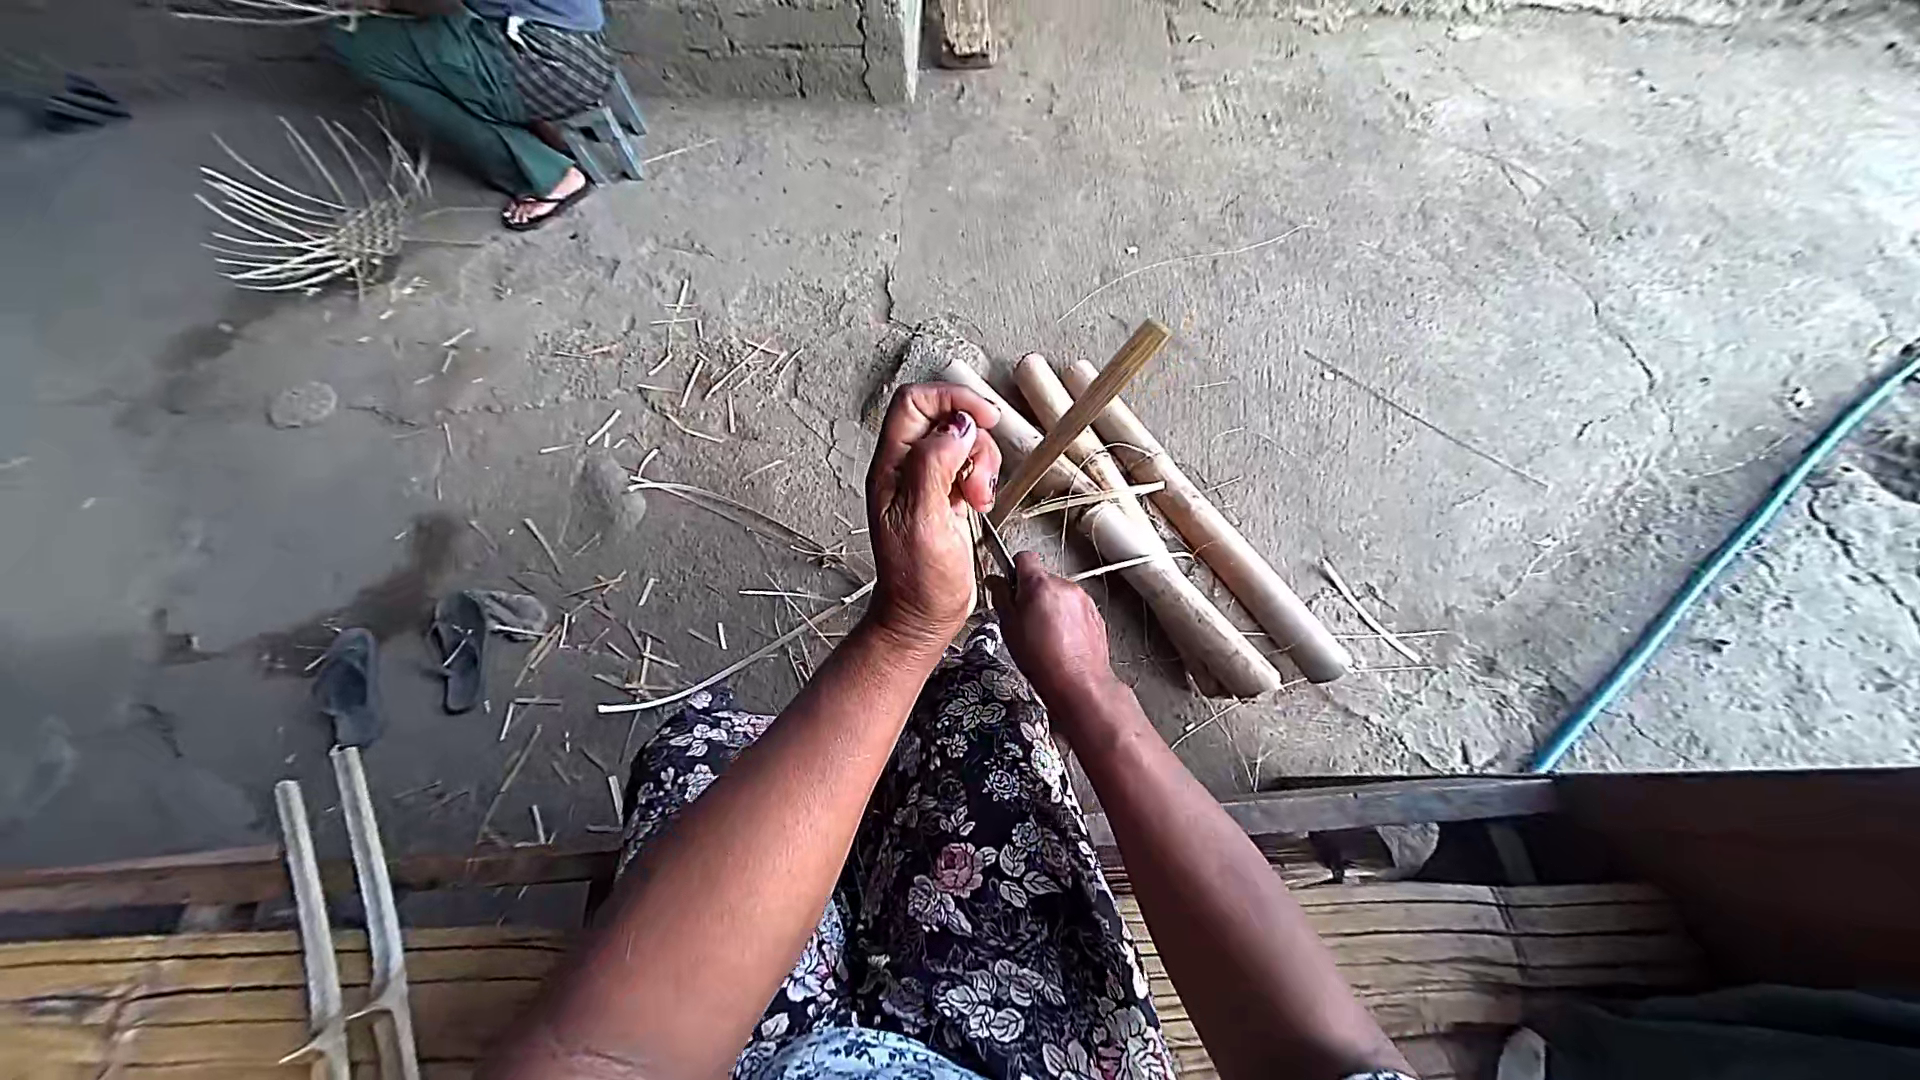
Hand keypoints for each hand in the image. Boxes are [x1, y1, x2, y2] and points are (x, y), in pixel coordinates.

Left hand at [864, 384, 1000, 649]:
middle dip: (972, 440)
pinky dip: (983, 478)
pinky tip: (978, 503)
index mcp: (891, 467)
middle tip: (976, 477)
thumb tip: (955, 427)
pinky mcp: (947, 495)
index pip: (914, 402)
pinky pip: (971, 466)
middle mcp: (907, 468)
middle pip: (945, 418)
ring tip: (977, 498)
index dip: (950, 399)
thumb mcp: (923, 521)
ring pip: (963, 442)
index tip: (981, 418)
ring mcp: (929, 480)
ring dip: (982, 463)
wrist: (924, 613)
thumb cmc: (917, 580)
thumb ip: (934, 466)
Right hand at [999, 551, 1122, 719]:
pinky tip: (1059, 640)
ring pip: (1059, 594)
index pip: (1024, 557)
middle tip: (1024, 618)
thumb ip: (1001, 597)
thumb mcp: (1008, 627)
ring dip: (1050, 607)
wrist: (1078, 683)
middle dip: (1032, 593)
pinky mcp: (1094, 614)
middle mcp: (1064, 586)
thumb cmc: (1043, 660)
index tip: (1010, 583)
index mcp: (1039, 584)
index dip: (1014, 569)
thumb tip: (996, 582)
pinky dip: (1066, 619)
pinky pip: (1074, 608)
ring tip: (1043, 634)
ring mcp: (1082, 600)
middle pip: (1042, 578)